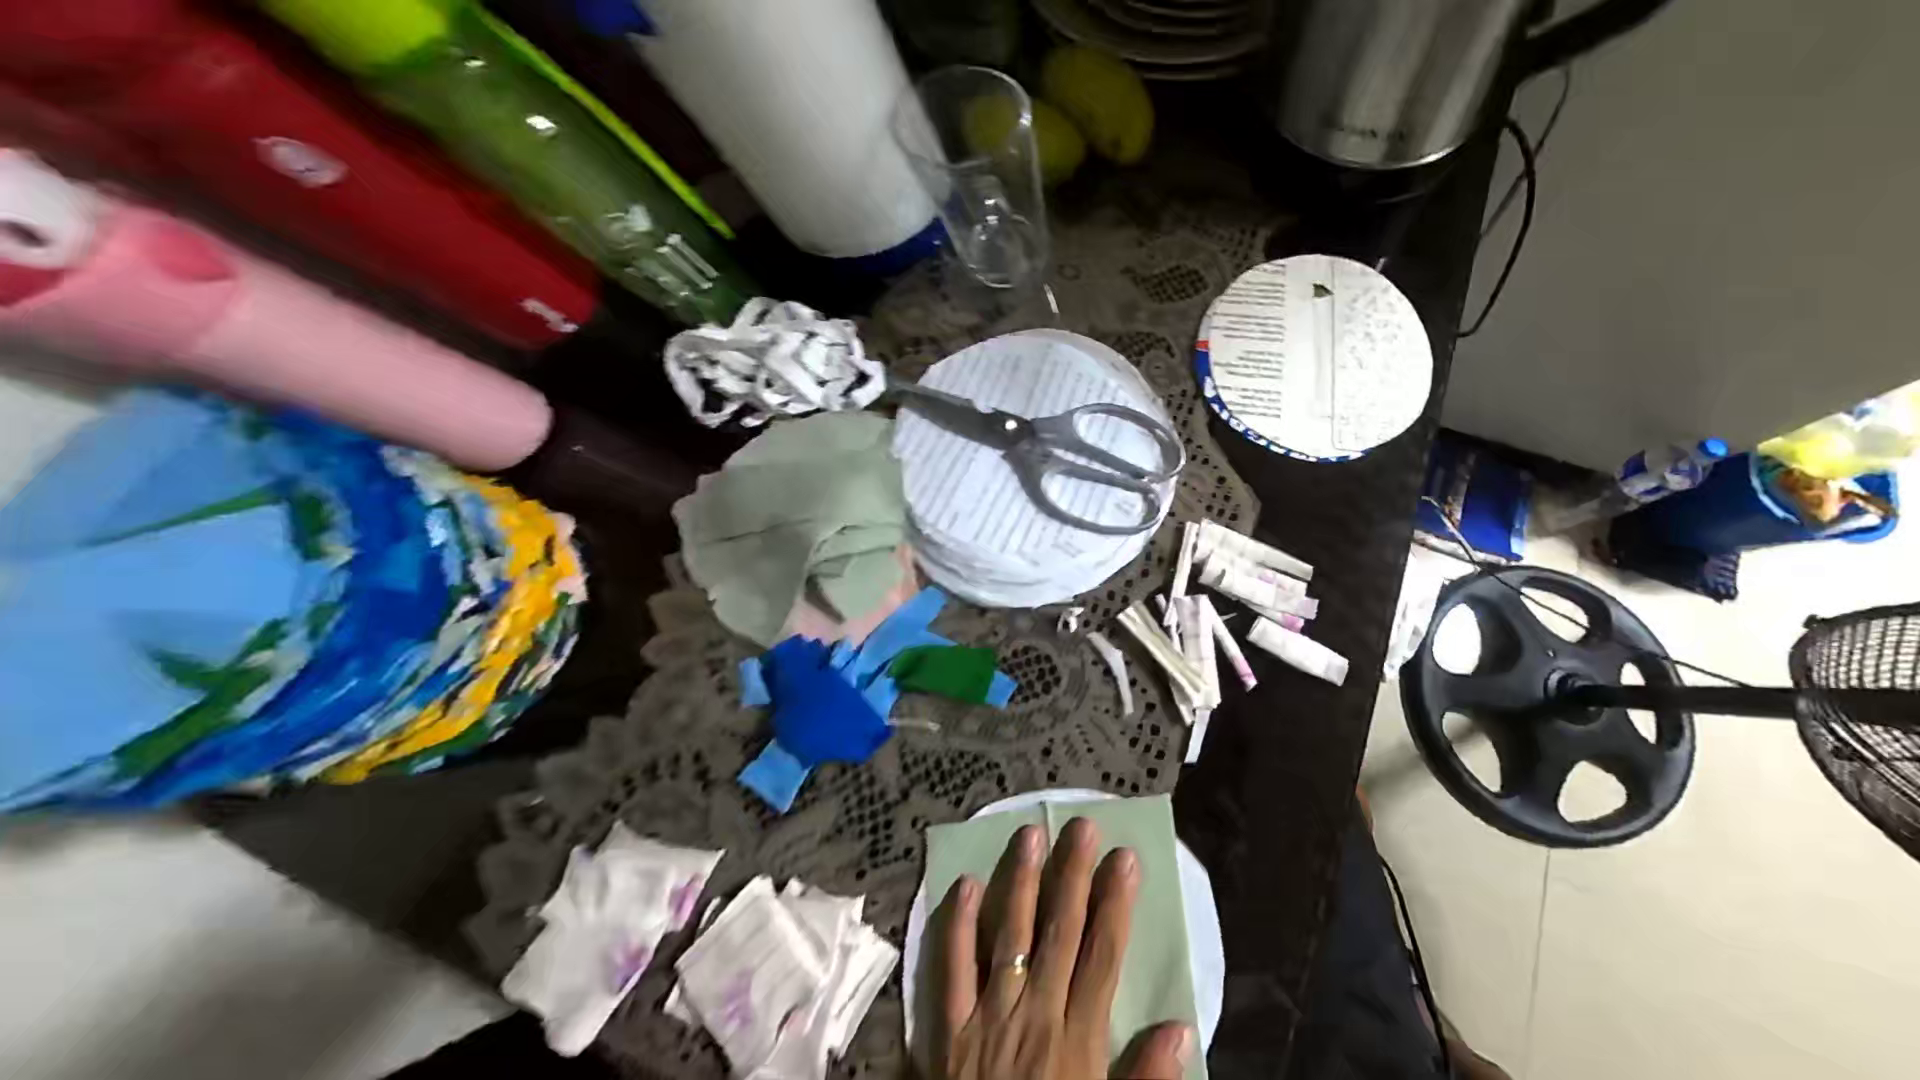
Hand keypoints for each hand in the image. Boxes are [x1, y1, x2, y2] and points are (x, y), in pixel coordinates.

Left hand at [929, 817, 1193, 1078]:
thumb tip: (1180, 1026)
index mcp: (1078, 1037)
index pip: (1103, 954)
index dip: (1116, 903)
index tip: (1125, 858)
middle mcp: (1036, 1012)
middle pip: (1059, 930)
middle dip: (1073, 875)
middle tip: (1082, 826)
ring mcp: (988, 1014)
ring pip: (1008, 933)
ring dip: (1020, 881)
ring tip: (1030, 834)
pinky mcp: (948, 1027)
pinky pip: (952, 967)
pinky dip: (957, 925)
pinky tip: (965, 885)